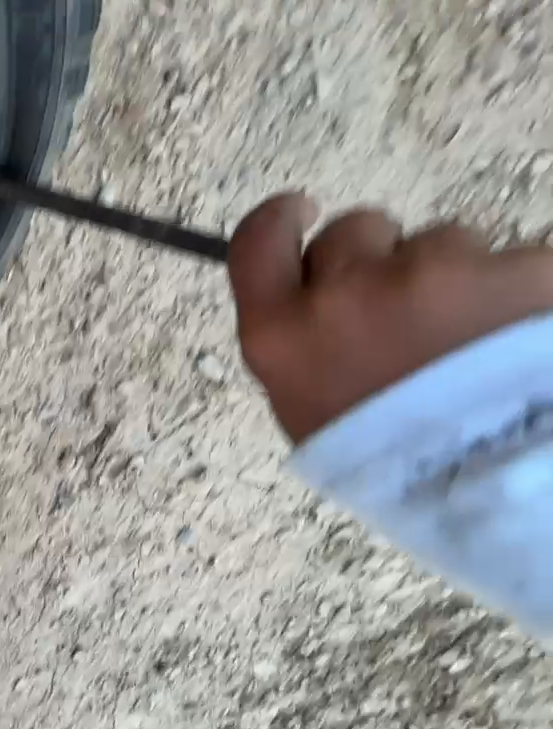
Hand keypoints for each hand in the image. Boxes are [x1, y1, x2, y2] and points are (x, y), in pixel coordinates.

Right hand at [228, 194, 552, 443]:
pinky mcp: (520, 265)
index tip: (299, 212)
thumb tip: (314, 295)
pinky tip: (511, 330)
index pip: (257, 240)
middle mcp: (342, 291)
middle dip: (377, 254)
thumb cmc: (373, 448)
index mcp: (277, 329)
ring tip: (467, 330)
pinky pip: (516, 256)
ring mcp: (434, 273)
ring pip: (444, 239)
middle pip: (356, 231)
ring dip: (452, 271)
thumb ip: (297, 335)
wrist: (481, 467)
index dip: (279, 217)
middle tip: (399, 302)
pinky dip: (517, 284)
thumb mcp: (298, 396)